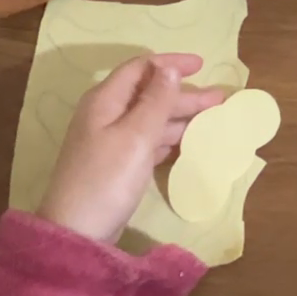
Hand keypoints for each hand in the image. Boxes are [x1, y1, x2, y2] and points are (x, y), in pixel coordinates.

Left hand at [36, 53, 226, 243]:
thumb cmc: (107, 178)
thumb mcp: (136, 136)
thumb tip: (169, 69)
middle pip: (149, 94)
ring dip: (180, 116)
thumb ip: (156, 101)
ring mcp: (111, 141)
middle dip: (183, 93)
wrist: (77, 232)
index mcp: (106, 101)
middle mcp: (106, 115)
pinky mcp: (117, 164)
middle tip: (218, 98)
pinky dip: (168, 137)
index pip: (140, 69)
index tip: (202, 66)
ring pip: (151, 118)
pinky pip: (148, 140)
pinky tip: (186, 141)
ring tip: (212, 119)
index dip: (170, 64)